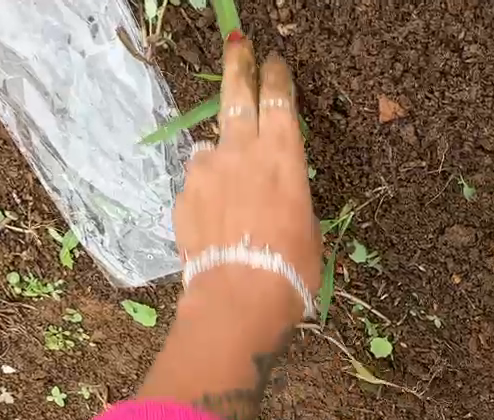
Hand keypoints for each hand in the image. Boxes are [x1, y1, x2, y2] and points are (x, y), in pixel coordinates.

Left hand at [172, 34, 321, 340]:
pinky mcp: (184, 196)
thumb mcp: (308, 236)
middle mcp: (241, 153)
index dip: (276, 78)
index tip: (273, 63)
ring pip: (214, 148)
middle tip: (239, 46)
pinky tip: (218, 222)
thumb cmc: (290, 272)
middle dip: (239, 66)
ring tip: (233, 192)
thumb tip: (275, 196)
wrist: (238, 299)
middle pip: (237, 97)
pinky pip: (199, 184)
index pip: (278, 101)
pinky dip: (209, 194)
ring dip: (224, 158)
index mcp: (283, 159)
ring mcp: (206, 171)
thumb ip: (291, 203)